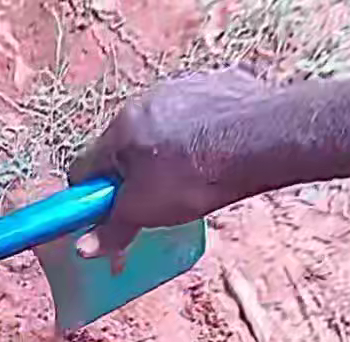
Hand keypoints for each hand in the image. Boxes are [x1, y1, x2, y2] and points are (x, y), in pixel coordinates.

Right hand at [68, 68, 292, 258]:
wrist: (266, 138)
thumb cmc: (196, 176)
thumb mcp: (144, 212)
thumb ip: (111, 229)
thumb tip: (83, 249)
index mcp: (119, 130)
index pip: (83, 168)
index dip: (90, 197)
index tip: (105, 214)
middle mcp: (144, 101)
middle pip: (120, 148)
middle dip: (127, 177)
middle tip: (146, 205)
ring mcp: (182, 88)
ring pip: (155, 131)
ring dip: (159, 157)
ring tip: (184, 183)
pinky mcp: (215, 84)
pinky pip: (190, 116)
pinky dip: (192, 138)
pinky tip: (208, 158)